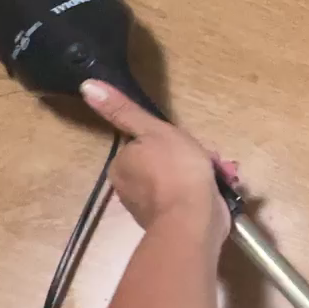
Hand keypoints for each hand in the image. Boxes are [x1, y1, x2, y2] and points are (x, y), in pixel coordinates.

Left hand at [79, 81, 231, 242]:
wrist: (193, 219)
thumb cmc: (175, 170)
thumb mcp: (153, 130)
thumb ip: (124, 111)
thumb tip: (86, 86)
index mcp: (122, 166)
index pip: (148, 145)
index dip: (173, 141)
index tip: (188, 144)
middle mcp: (131, 189)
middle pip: (166, 163)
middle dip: (192, 159)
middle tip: (209, 161)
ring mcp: (152, 208)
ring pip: (180, 181)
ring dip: (204, 175)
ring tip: (222, 175)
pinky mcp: (175, 222)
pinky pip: (190, 199)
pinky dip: (205, 193)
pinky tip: (219, 191)